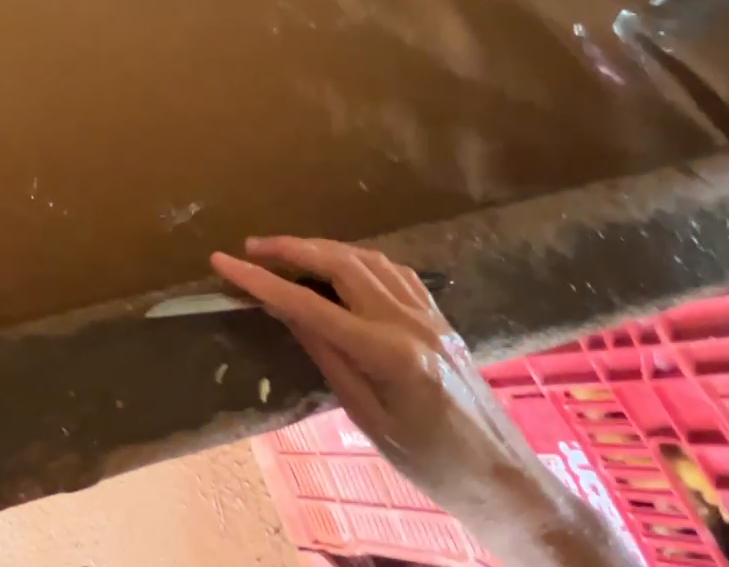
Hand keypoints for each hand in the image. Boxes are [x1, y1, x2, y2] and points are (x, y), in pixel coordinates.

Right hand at [211, 238, 541, 515]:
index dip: (260, 280)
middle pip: (340, 264)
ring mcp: (430, 316)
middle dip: (290, 248)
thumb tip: (283, 308)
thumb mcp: (365, 415)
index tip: (222, 261)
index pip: (308, 304)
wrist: (506, 482)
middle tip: (250, 246)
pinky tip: (340, 265)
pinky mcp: (440, 318)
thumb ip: (325, 354)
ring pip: (366, 259)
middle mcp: (410, 322)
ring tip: (285, 251)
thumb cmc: (429, 463)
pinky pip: (393, 271)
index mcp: (388, 353)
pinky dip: (356, 259)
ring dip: (321, 248)